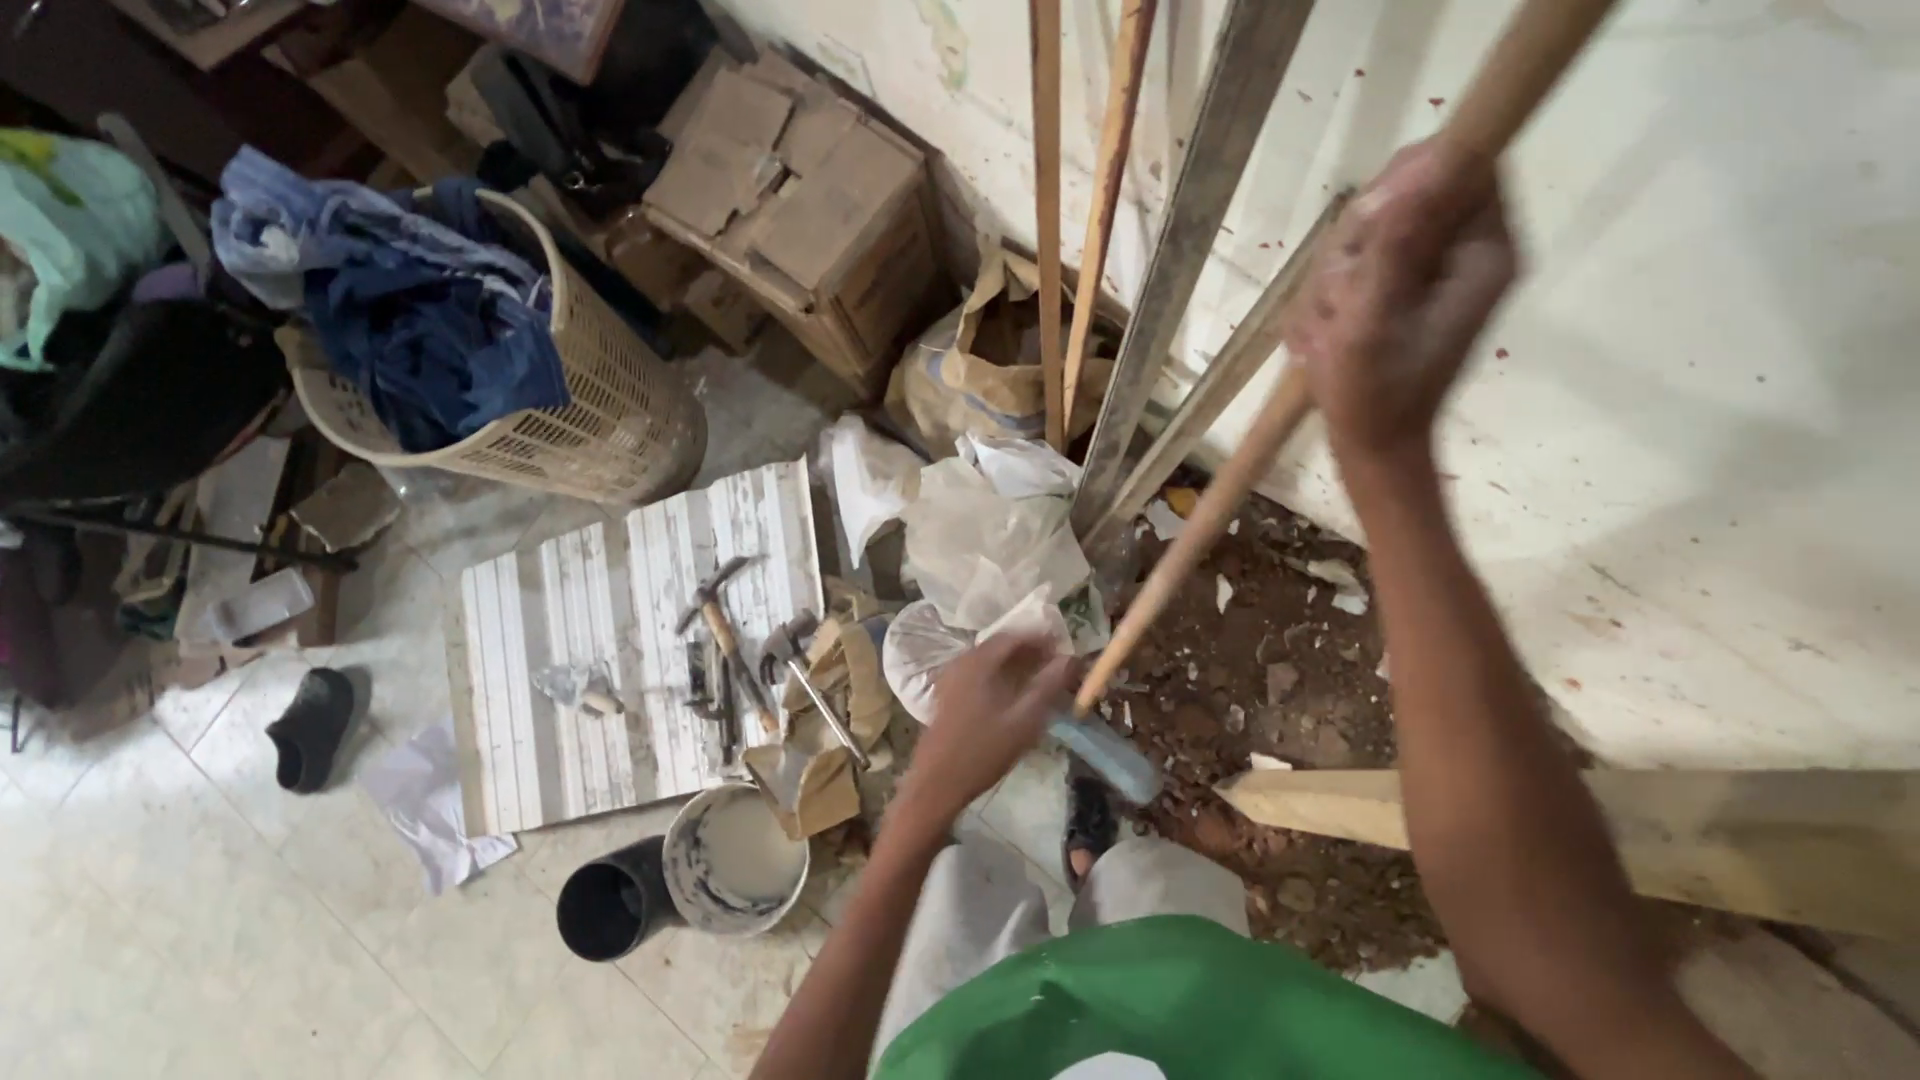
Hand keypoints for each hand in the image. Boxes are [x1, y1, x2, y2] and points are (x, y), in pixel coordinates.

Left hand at [895, 633, 1075, 830]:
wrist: (937, 783)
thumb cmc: (983, 751)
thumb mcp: (1024, 720)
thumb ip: (1049, 685)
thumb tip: (1071, 658)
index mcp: (978, 662)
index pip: (1013, 636)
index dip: (1040, 639)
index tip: (1063, 649)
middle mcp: (961, 663)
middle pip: (999, 647)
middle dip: (1029, 652)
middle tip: (1055, 666)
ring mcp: (950, 679)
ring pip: (988, 662)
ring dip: (1014, 666)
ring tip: (1039, 681)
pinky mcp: (946, 696)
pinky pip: (978, 675)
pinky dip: (999, 677)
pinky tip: (1014, 697)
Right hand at [1285, 140, 1518, 469]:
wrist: (1371, 445)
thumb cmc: (1376, 394)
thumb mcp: (1376, 320)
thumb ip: (1397, 244)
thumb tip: (1430, 162)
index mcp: (1481, 251)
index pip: (1461, 163)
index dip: (1408, 177)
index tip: (1368, 222)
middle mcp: (1460, 251)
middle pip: (1400, 195)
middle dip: (1354, 244)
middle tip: (1340, 298)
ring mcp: (1424, 271)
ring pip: (1364, 234)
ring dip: (1331, 280)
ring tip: (1328, 331)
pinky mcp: (1395, 288)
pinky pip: (1349, 266)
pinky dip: (1325, 299)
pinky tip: (1324, 337)